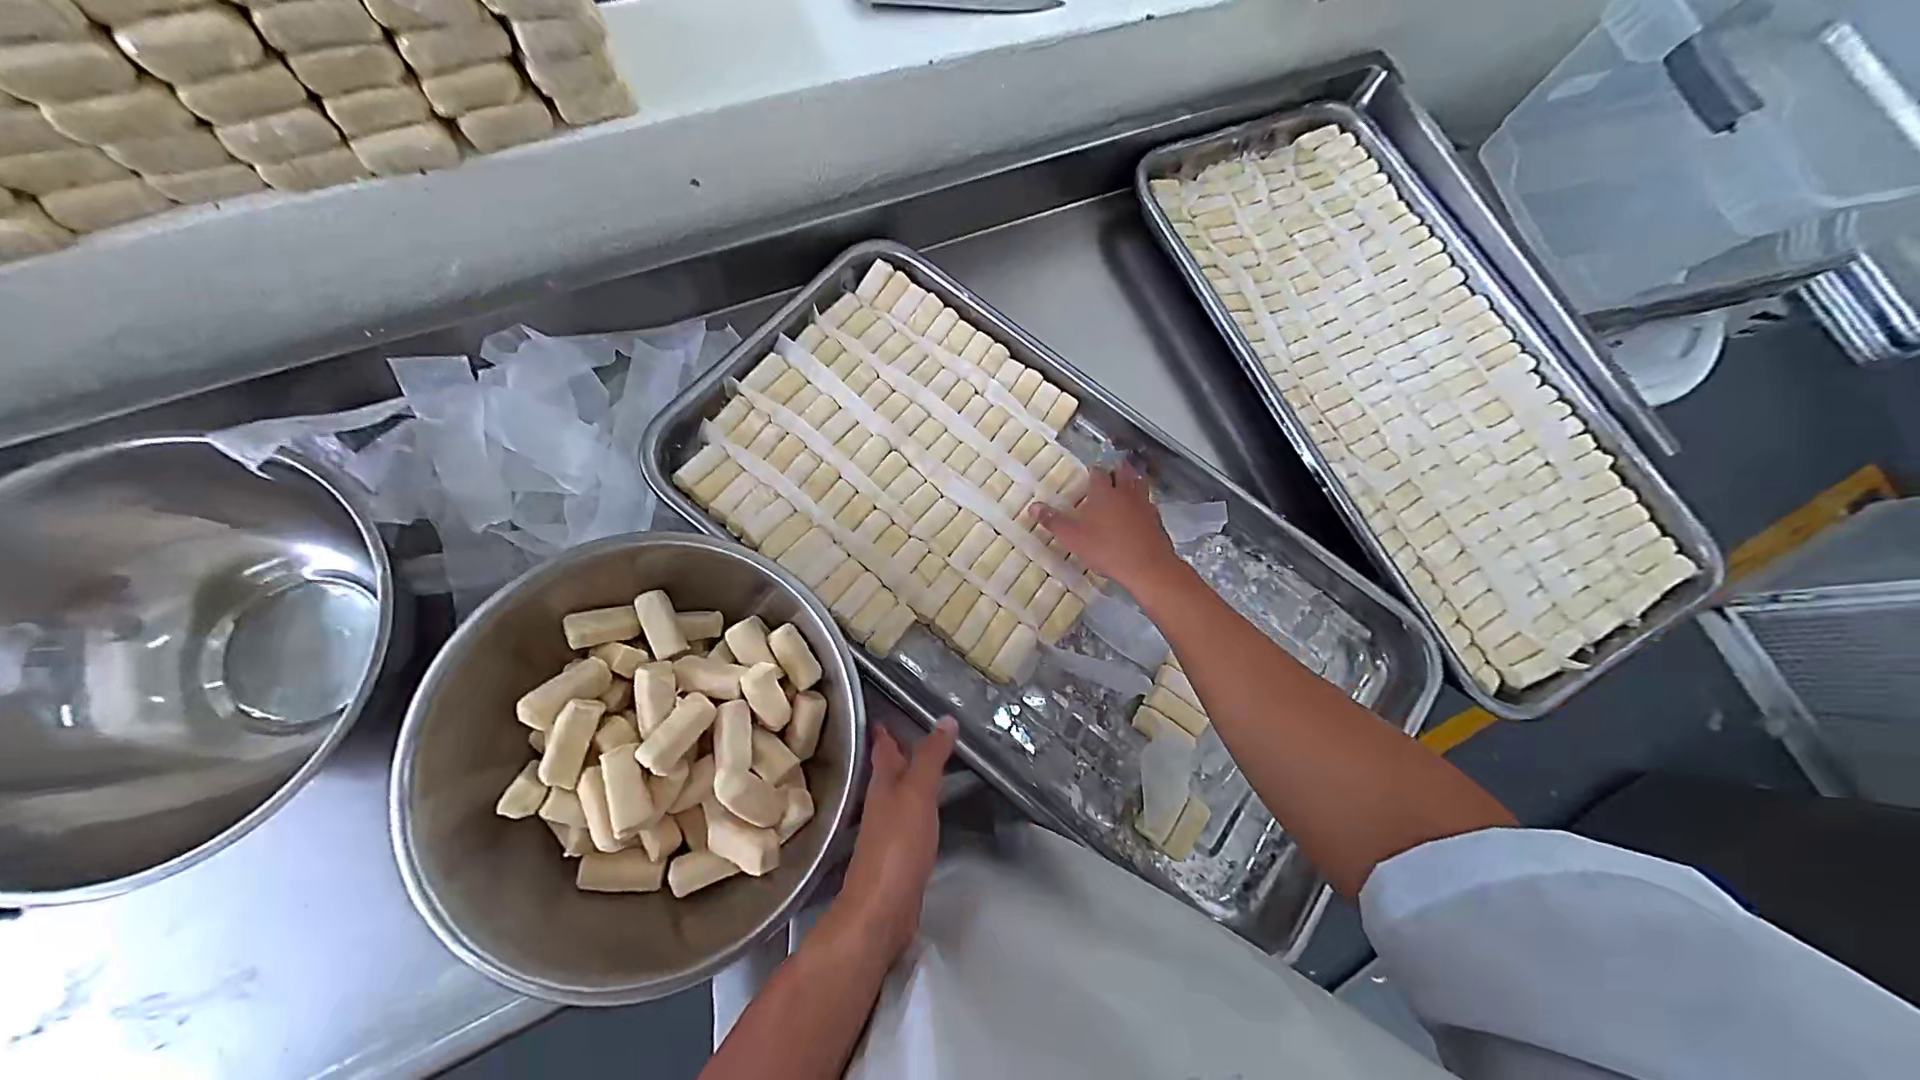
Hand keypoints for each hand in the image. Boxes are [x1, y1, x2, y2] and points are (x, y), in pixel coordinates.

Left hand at [828, 717, 956, 962]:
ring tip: (926, 764)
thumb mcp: (917, 793)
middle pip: (888, 770)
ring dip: (909, 777)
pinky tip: (928, 810)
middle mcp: (882, 803)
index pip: (882, 748)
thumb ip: (931, 757)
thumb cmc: (897, 846)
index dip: (885, 730)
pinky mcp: (899, 855)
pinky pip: (909, 818)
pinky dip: (918, 805)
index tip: (886, 712)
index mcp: (883, 784)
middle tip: (910, 732)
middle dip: (897, 751)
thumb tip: (945, 720)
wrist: (881, 911)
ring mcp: (888, 831)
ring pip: (899, 793)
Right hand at [1031, 464, 1179, 590]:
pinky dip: (1143, 502)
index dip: (1093, 471)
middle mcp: (1125, 492)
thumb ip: (1053, 520)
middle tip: (1109, 473)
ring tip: (1126, 485)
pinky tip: (1139, 511)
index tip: (1088, 472)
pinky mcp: (1156, 519)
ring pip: (1140, 483)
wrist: (1146, 565)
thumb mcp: (1072, 536)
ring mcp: (1144, 504)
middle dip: (1116, 469)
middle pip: (1123, 471)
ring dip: (1132, 481)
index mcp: (1103, 492)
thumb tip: (1033, 506)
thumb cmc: (1105, 548)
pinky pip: (1149, 503)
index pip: (1097, 472)